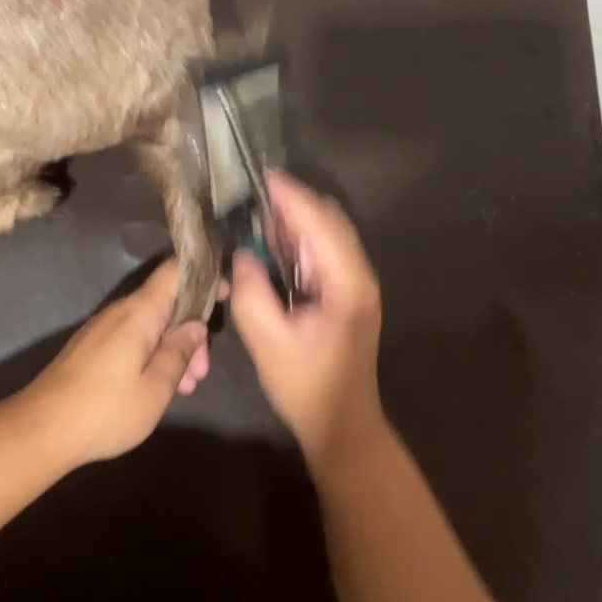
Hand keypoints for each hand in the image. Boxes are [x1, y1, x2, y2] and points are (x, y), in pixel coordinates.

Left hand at [12, 260, 210, 466]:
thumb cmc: (105, 409)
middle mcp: (121, 311)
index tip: (228, 293)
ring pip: (151, 325)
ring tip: (185, 388)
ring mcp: (104, 329)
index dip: (205, 274)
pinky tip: (159, 388)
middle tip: (201, 373)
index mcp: (139, 311)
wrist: (42, 429)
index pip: (175, 270)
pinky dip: (153, 356)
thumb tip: (196, 325)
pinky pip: (133, 339)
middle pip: (167, 303)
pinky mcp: (93, 347)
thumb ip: (179, 353)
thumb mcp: (156, 388)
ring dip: (173, 349)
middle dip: (191, 331)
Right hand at [230, 172, 386, 464]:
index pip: (320, 223)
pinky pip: (323, 252)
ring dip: (297, 219)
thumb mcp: (268, 342)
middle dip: (293, 202)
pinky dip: (300, 238)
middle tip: (252, 194)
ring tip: (258, 210)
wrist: (343, 424)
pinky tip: (274, 240)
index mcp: (346, 283)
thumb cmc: (306, 386)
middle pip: (328, 221)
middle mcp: (358, 275)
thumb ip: (251, 293)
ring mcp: (355, 284)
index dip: (291, 197)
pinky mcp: (346, 294)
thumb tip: (242, 255)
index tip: (262, 176)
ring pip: (327, 234)